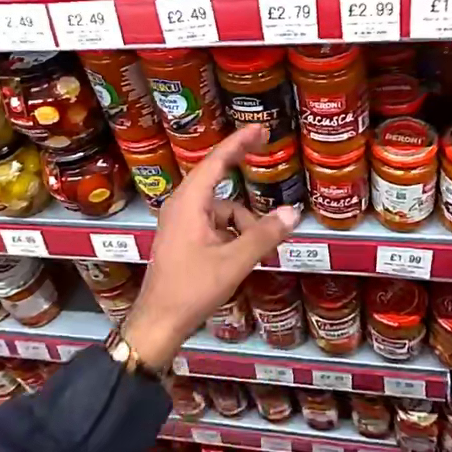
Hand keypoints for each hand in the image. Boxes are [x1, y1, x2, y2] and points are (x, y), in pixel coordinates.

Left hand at [120, 124, 298, 363]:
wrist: (158, 322)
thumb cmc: (191, 290)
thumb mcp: (234, 262)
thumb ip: (264, 235)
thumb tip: (292, 213)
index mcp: (189, 203)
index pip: (216, 161)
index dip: (239, 142)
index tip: (259, 128)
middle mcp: (181, 205)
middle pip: (217, 178)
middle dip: (241, 168)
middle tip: (264, 146)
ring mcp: (180, 222)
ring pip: (220, 208)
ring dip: (242, 221)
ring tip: (257, 248)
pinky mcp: (183, 238)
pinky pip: (214, 223)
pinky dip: (231, 233)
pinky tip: (242, 256)